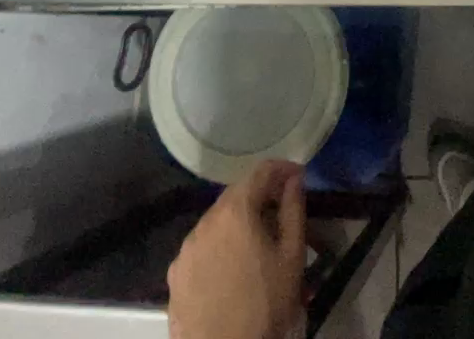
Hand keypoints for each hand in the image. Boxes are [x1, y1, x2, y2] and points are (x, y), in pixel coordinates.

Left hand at [168, 160, 307, 338]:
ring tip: (258, 243)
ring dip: (239, 221)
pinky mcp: (174, 275)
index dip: (282, 169)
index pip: (261, 172)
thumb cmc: (266, 305)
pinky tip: (232, 267)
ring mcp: (185, 249)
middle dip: (261, 195)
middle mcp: (205, 222)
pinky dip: (219, 245)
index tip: (298, 177)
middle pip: (236, 194)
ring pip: (217, 221)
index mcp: (235, 211)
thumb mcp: (292, 256)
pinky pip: (201, 247)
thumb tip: (294, 179)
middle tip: (282, 210)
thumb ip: (293, 209)